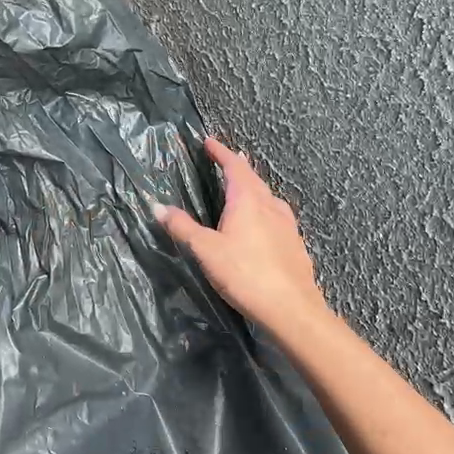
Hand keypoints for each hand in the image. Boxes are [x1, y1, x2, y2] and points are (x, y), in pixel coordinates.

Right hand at [155, 137, 329, 337]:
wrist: (293, 311)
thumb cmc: (245, 273)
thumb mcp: (205, 250)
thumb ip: (182, 227)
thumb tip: (157, 206)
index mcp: (248, 201)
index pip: (234, 167)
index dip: (221, 153)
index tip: (209, 141)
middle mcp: (270, 207)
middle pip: (254, 179)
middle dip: (238, 167)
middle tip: (226, 160)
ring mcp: (287, 227)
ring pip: (269, 198)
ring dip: (255, 188)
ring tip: (246, 189)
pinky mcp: (296, 247)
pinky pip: (278, 217)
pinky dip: (266, 210)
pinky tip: (264, 224)